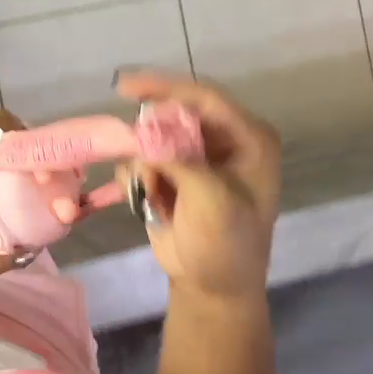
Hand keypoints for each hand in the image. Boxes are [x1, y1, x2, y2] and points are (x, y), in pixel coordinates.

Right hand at [113, 71, 283, 299]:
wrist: (211, 287)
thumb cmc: (225, 245)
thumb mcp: (211, 201)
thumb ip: (180, 161)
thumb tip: (143, 135)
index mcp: (248, 138)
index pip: (204, 98)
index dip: (164, 88)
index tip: (124, 86)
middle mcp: (223, 139)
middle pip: (174, 113)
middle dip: (149, 135)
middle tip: (136, 160)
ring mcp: (196, 155)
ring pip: (152, 136)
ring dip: (145, 164)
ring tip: (153, 195)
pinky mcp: (172, 172)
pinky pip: (142, 156)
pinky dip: (138, 176)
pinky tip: (148, 201)